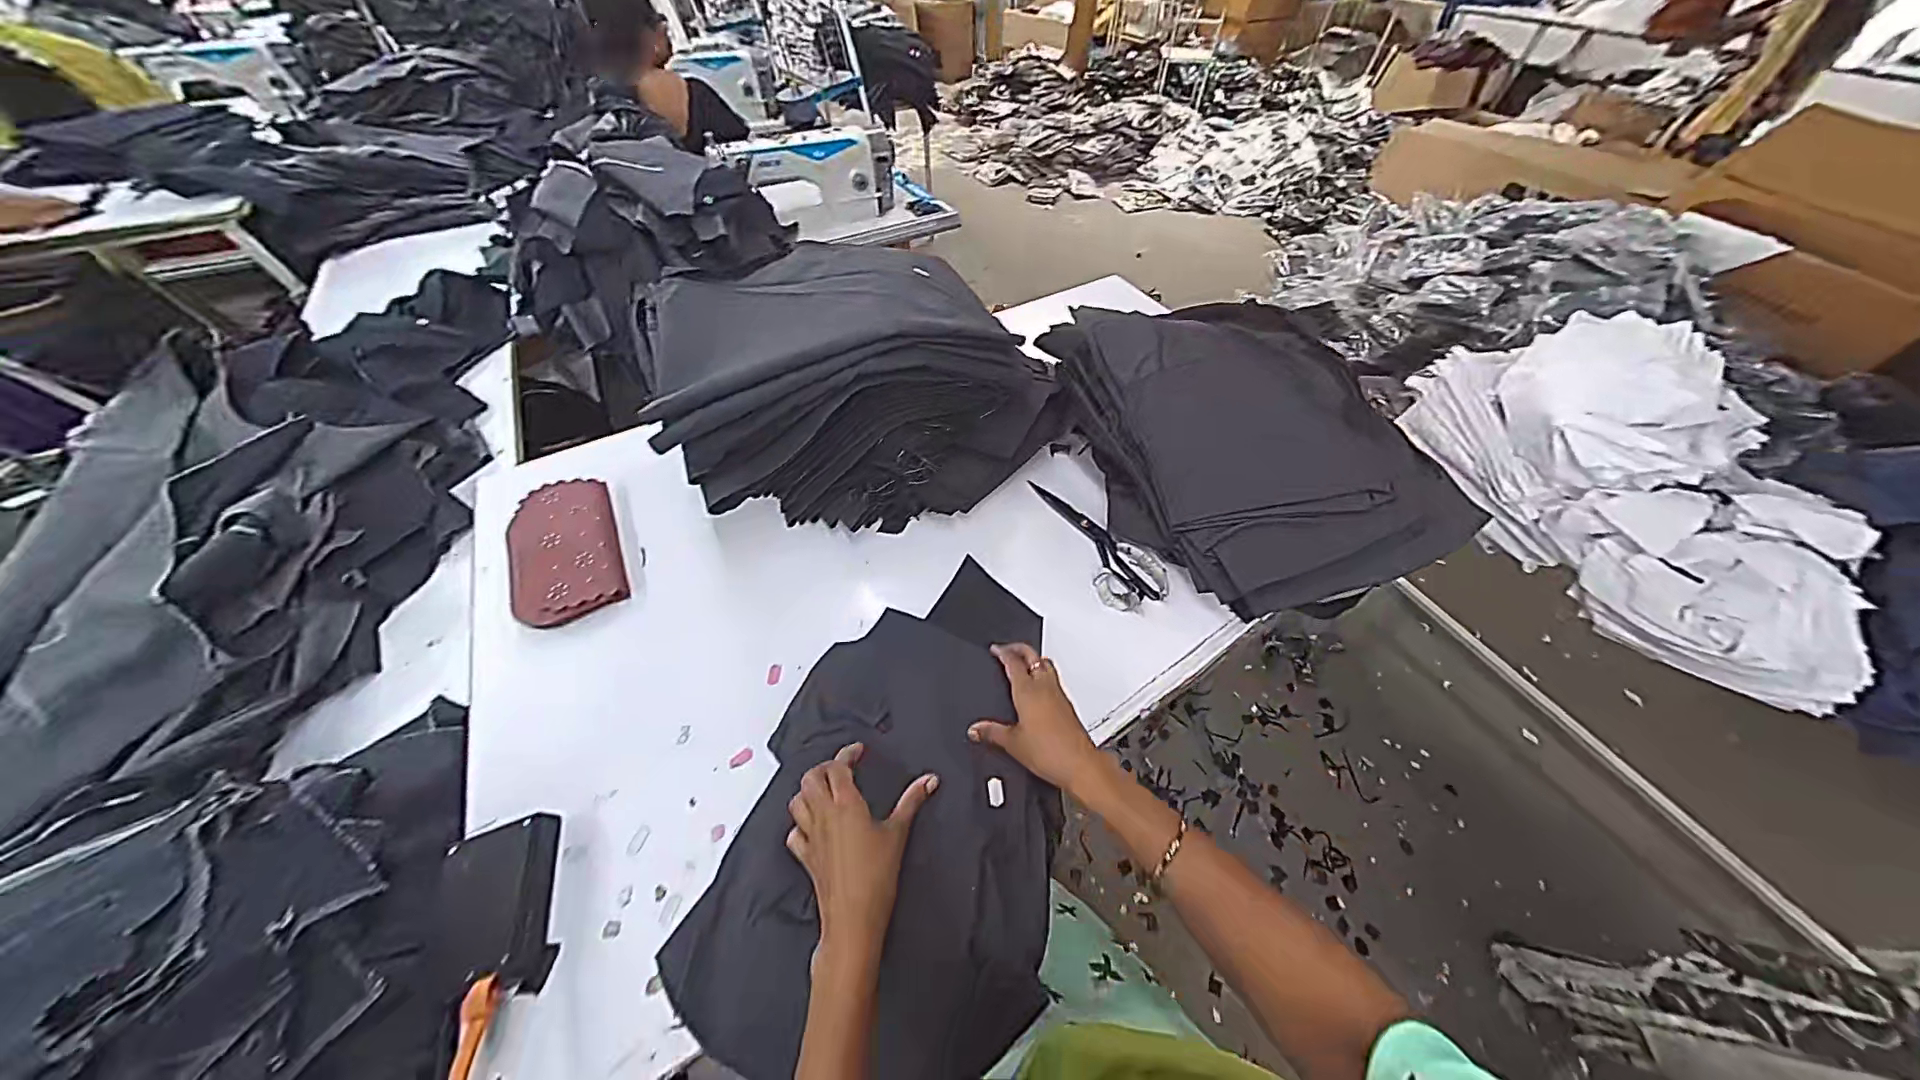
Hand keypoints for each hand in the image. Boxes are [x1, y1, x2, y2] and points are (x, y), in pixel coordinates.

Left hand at [787, 742, 937, 948]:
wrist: (853, 919)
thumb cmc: (876, 876)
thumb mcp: (899, 833)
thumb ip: (912, 802)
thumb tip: (929, 780)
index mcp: (845, 804)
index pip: (838, 767)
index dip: (847, 754)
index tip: (858, 751)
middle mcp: (823, 815)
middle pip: (810, 778)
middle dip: (824, 767)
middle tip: (842, 769)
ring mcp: (811, 837)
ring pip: (797, 801)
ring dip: (808, 790)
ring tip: (825, 790)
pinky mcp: (806, 858)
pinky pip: (794, 833)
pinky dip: (800, 823)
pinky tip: (812, 825)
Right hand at [970, 644, 1105, 796]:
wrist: (1080, 764)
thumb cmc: (1051, 752)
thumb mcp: (1012, 743)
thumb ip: (991, 733)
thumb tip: (976, 729)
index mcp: (1027, 691)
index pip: (1013, 661)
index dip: (1003, 652)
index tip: (996, 649)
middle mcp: (1045, 687)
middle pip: (1032, 655)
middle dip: (1019, 648)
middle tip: (1008, 648)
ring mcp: (1059, 694)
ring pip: (1046, 665)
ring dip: (1033, 659)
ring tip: (1023, 662)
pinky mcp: (1068, 704)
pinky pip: (1054, 680)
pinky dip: (1043, 675)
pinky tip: (1039, 688)